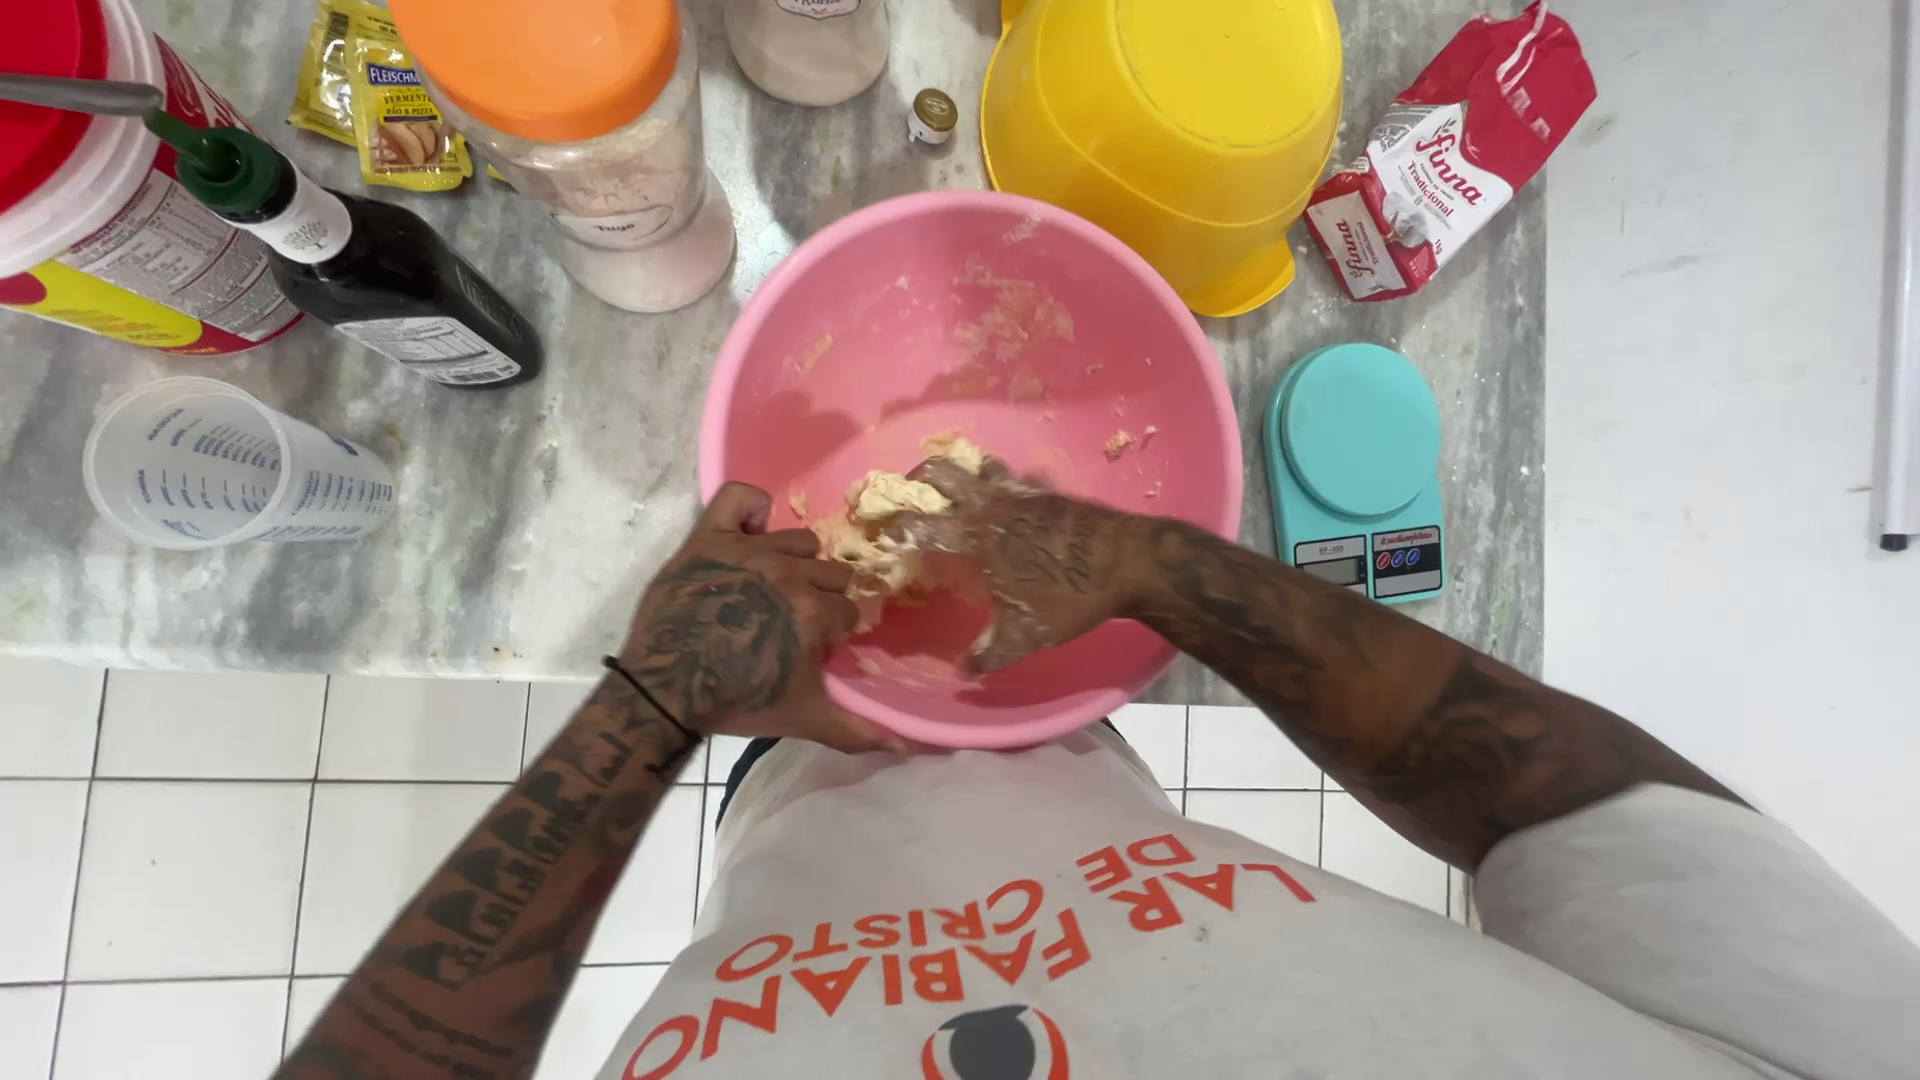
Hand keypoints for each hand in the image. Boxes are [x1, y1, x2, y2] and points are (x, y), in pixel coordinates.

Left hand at [619, 482, 906, 753]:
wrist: (663, 691)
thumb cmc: (738, 703)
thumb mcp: (804, 718)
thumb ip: (857, 730)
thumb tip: (906, 747)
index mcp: (815, 612)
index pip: (847, 610)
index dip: (832, 631)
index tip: (811, 646)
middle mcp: (789, 573)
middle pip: (830, 573)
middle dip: (819, 597)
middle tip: (791, 620)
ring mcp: (748, 551)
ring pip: (799, 540)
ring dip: (795, 562)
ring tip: (772, 587)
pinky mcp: (709, 538)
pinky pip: (739, 498)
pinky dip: (751, 510)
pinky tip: (750, 533)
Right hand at [891, 458, 1144, 672]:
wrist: (1129, 562)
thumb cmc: (1069, 597)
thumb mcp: (1025, 636)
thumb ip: (988, 654)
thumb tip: (962, 673)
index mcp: (976, 537)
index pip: (921, 524)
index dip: (896, 526)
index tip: (882, 533)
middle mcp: (992, 505)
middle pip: (941, 472)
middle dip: (917, 477)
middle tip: (909, 493)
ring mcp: (1021, 491)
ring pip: (978, 465)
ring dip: (961, 472)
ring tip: (955, 489)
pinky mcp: (1048, 490)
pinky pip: (1015, 476)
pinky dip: (1003, 482)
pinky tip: (1009, 500)